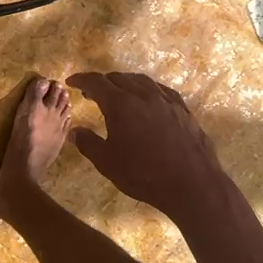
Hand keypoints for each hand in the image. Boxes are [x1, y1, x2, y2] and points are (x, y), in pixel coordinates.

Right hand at [68, 72, 226, 214]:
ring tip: (118, 93)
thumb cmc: (143, 174)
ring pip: (141, 81)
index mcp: (121, 104)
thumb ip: (88, 143)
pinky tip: (148, 100)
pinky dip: (148, 89)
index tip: (71, 82)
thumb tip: (75, 132)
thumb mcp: (106, 162)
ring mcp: (166, 101)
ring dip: (125, 83)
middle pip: (118, 78)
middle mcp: (143, 95)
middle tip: (92, 93)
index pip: (96, 82)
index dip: (81, 79)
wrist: (191, 185)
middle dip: (102, 82)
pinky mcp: (183, 110)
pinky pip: (161, 90)